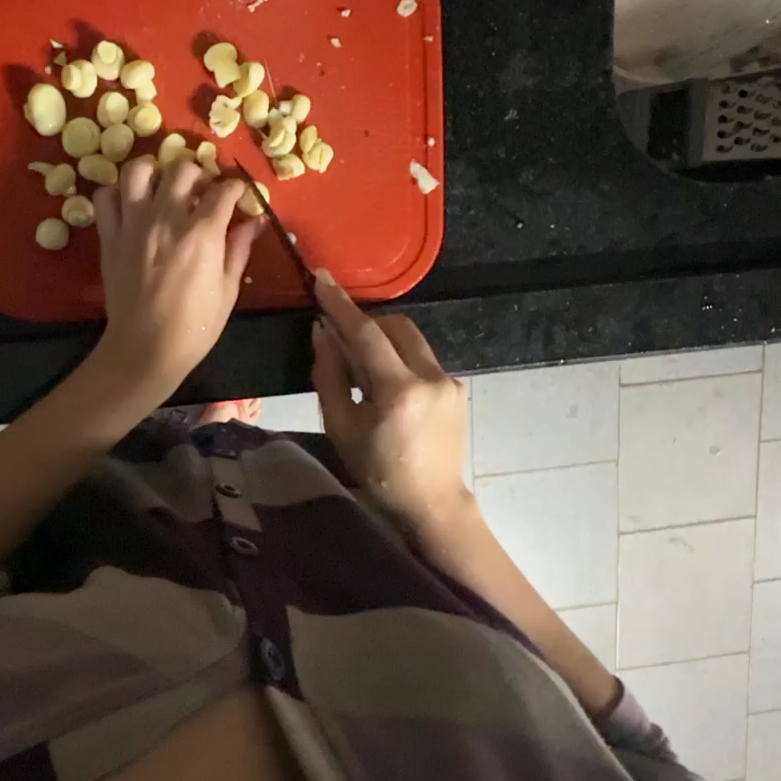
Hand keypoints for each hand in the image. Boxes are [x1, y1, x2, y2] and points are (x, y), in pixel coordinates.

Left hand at [91, 156, 260, 389]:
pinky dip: (117, 193)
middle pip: (182, 168)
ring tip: (162, 187)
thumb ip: (238, 250)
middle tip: (200, 192)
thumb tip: (254, 222)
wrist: (146, 349)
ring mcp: (134, 226)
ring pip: (139, 170)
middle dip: (197, 173)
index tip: (237, 196)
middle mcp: (166, 219)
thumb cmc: (194, 327)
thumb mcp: (227, 290)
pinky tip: (130, 205)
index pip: (223, 190)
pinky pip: (105, 198)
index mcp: (202, 234)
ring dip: (154, 171)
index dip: (235, 188)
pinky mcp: (110, 238)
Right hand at [310, 270, 474, 536]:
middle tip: (339, 336)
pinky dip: (399, 359)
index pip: (367, 334)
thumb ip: (329, 376)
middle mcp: (431, 377)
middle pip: (394, 326)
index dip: (341, 304)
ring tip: (361, 365)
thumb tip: (322, 332)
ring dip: (383, 339)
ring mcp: (450, 381)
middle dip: (364, 322)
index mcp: (399, 391)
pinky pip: (422, 358)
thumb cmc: (377, 472)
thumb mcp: (341, 427)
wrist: (431, 501)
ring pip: (411, 339)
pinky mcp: (458, 387)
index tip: (322, 278)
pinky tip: (386, 385)